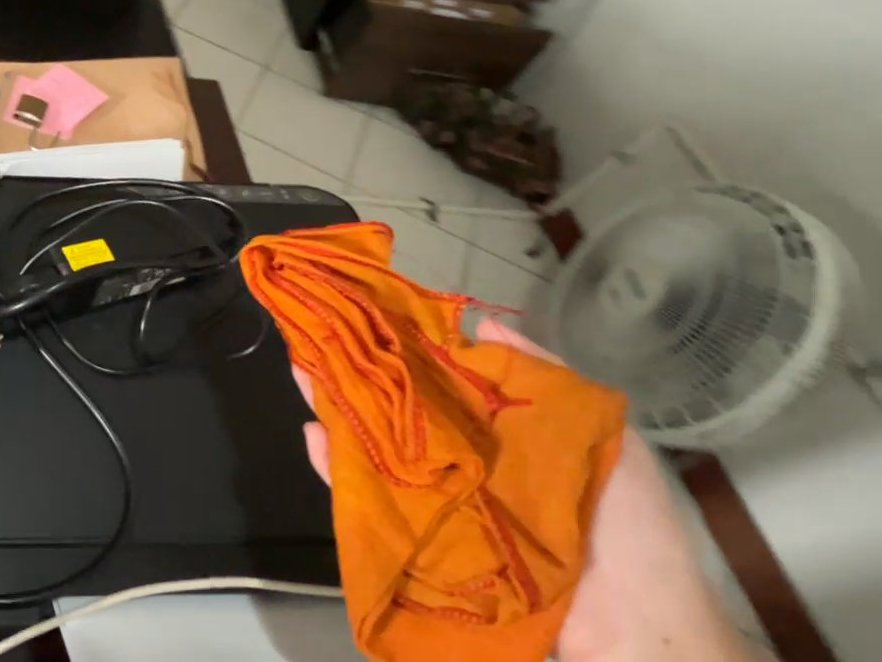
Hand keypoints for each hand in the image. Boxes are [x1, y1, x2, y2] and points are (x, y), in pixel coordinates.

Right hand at [291, 317, 764, 661]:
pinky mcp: (416, 536)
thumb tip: (479, 323)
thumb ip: (547, 378)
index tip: (365, 314)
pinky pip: (365, 498)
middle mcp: (456, 456)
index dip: (400, 346)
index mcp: (494, 429)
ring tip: (302, 375)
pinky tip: (315, 436)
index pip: (436, 378)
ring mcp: (433, 495)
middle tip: (312, 338)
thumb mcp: (606, 436)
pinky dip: (335, 468)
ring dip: (334, 410)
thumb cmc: (630, 526)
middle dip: (351, 372)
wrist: (638, 626)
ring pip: (372, 444)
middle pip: (393, 407)